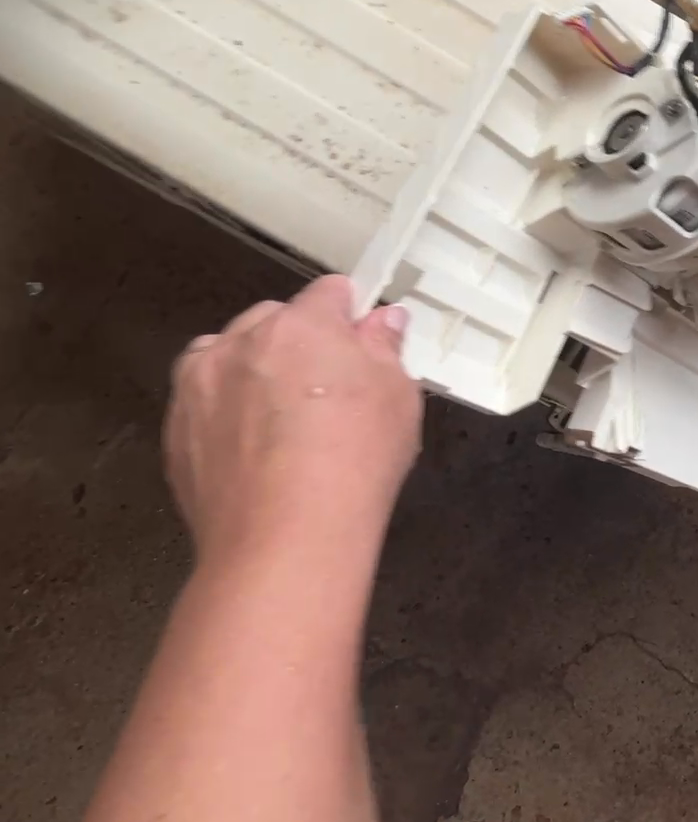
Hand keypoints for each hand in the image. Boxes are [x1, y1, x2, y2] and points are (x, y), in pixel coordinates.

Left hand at [164, 275, 421, 575]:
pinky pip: (206, 397)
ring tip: (288, 411)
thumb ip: (385, 348)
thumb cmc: (360, 452)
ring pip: (230, 353)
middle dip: (304, 337)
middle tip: (336, 382)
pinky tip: (261, 445)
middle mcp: (239, 341)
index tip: (370, 339)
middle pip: (275, 318)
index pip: (329, 291)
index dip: (354, 311)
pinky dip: (231, 406)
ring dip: (257, 365)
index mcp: (302, 326)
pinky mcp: (174, 428)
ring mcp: (196, 385)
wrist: (287, 530)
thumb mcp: (399, 395)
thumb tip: (382, 319)